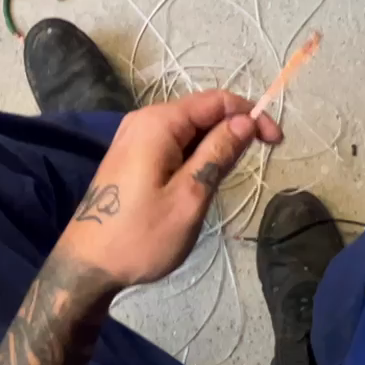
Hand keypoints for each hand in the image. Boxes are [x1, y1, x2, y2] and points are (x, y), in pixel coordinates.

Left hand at [55, 90, 283, 289]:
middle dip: (234, 129)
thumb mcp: (189, 197)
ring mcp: (135, 136)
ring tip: (228, 176)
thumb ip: (218, 154)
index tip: (277, 142)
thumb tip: (246, 121)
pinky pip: (172, 141)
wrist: (87, 264)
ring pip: (188, 127)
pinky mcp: (132, 153)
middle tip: (258, 161)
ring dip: (215, 143)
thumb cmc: (141, 235)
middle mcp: (144, 119)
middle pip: (202, 110)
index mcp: (158, 123)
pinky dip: (195, 152)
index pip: (216, 101)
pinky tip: (202, 178)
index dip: (251, 115)